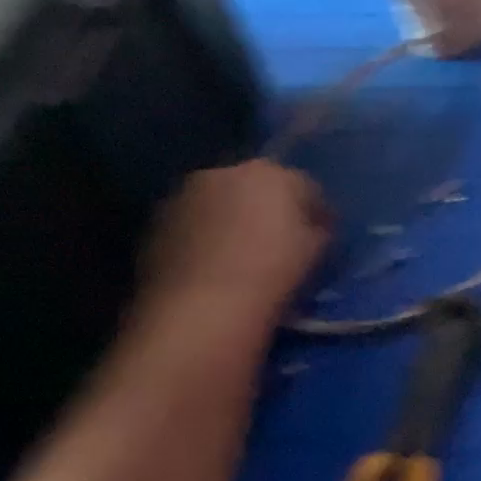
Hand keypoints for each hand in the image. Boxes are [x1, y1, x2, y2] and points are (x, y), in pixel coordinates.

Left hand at [140, 160, 330, 321]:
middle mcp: (225, 172)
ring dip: (236, 220)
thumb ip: (319, 229)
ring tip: (246, 255)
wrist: (201, 308)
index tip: (323, 236)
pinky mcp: (158, 221)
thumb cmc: (272, 274)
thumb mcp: (316, 252)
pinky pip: (196, 223)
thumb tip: (315, 227)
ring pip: (223, 203)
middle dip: (271, 209)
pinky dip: (208, 236)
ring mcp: (185, 194)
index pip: (306, 186)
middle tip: (283, 243)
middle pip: (259, 187)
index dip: (317, 212)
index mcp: (272, 173)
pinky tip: (216, 265)